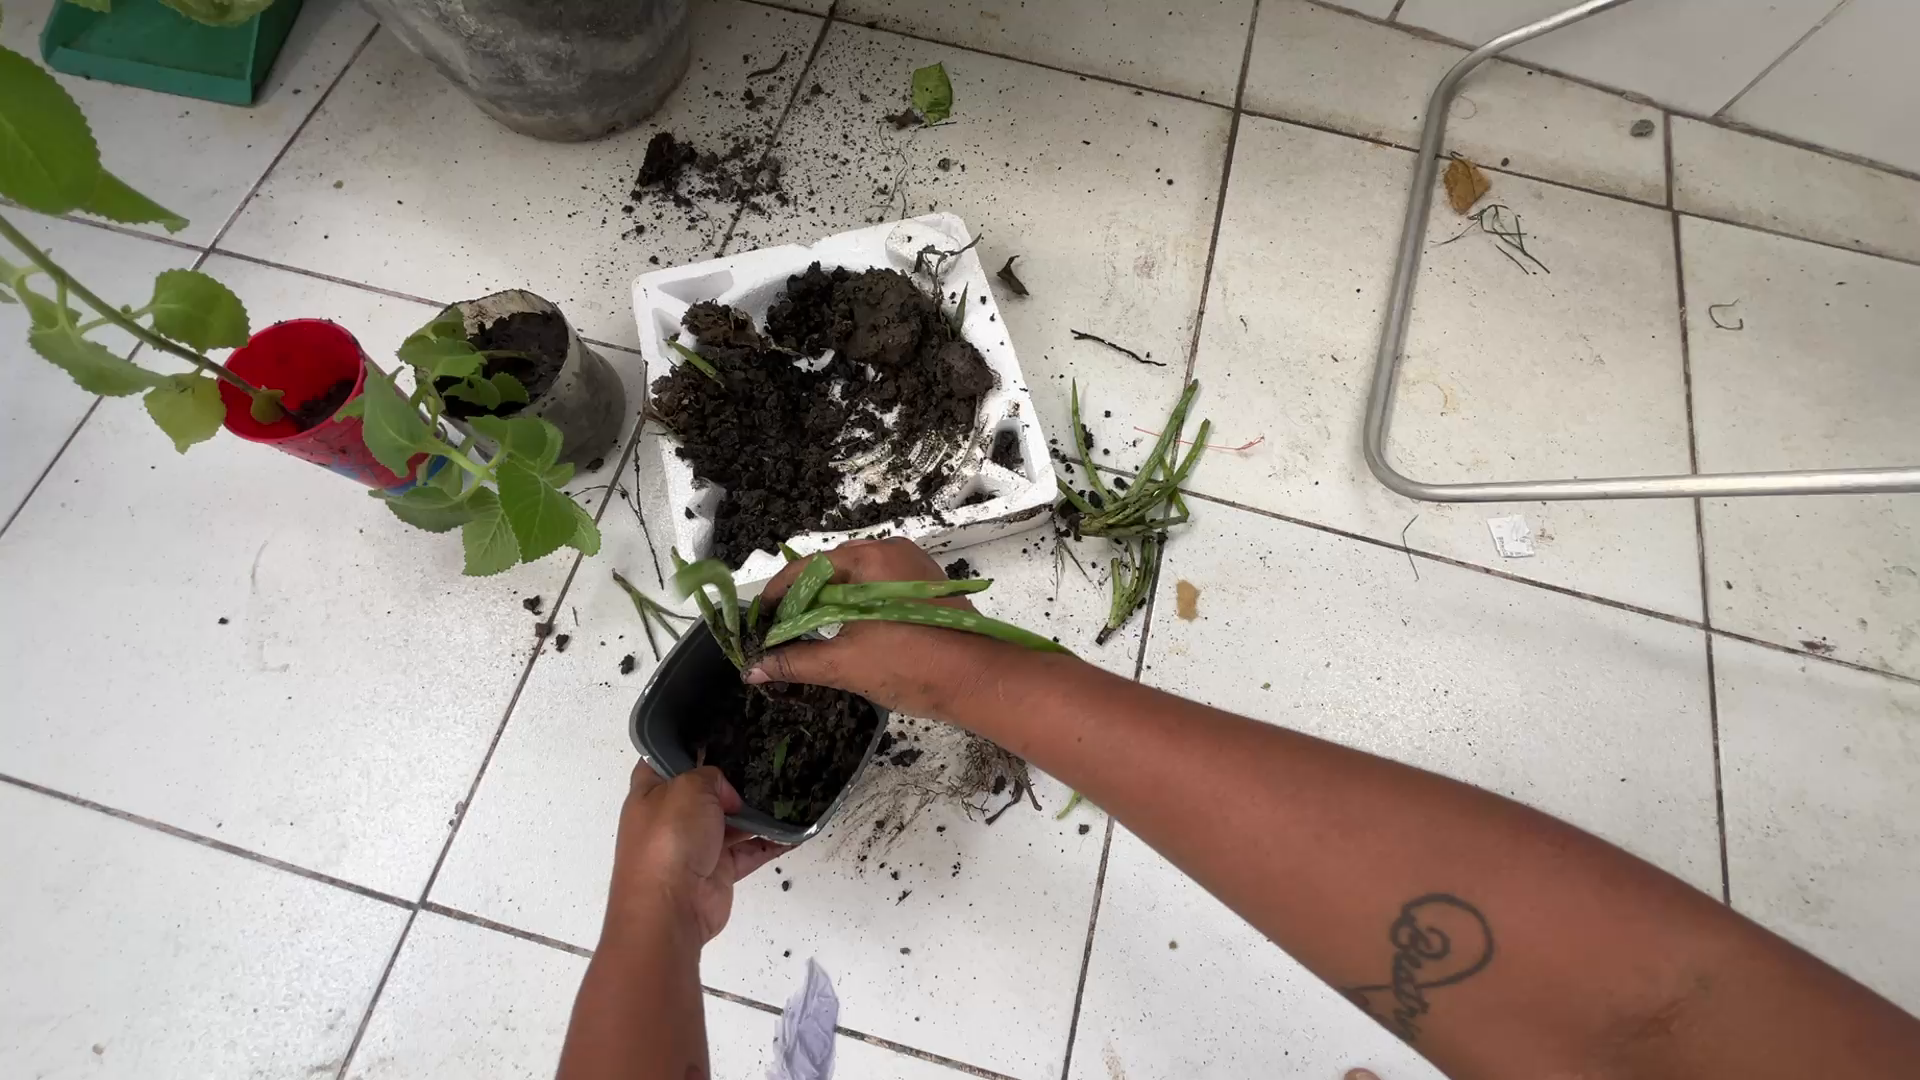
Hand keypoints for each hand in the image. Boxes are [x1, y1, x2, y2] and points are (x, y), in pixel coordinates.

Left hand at [603, 763, 782, 945]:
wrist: (670, 909)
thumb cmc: (669, 839)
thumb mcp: (689, 787)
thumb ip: (712, 776)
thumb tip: (727, 797)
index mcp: (651, 793)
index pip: (663, 759)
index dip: (685, 745)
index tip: (717, 731)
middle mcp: (671, 818)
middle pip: (704, 789)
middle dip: (730, 777)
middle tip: (763, 755)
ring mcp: (696, 845)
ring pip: (731, 820)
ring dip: (756, 809)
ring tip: (787, 785)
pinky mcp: (719, 869)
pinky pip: (751, 849)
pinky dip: (772, 841)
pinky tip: (795, 828)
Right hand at [744, 537, 1003, 719]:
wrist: (978, 680)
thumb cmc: (912, 665)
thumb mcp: (845, 664)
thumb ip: (796, 661)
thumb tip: (754, 668)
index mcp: (869, 559)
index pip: (806, 568)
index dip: (776, 597)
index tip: (758, 623)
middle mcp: (890, 550)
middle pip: (829, 569)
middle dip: (801, 601)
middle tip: (779, 633)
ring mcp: (911, 565)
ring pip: (854, 578)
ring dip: (828, 603)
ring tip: (806, 634)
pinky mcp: (924, 583)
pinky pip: (877, 585)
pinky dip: (855, 604)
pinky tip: (843, 629)